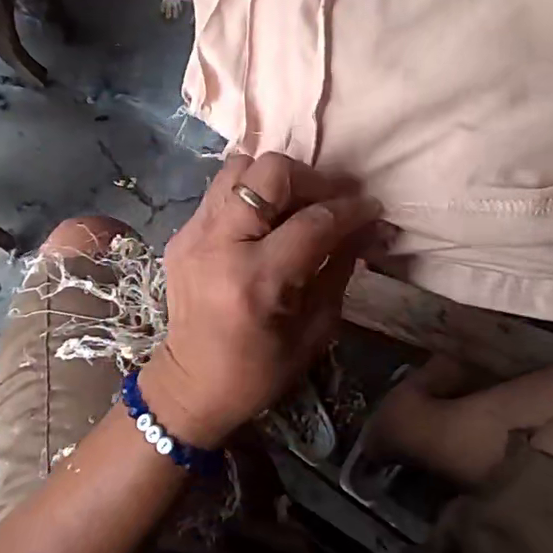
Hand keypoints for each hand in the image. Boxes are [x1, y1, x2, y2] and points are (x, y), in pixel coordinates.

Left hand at [140, 153, 381, 446]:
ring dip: (277, 179)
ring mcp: (193, 234)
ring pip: (239, 168)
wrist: (191, 384)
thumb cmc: (260, 370)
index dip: (350, 210)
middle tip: (333, 199)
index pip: (312, 222)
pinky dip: (251, 194)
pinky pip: (221, 190)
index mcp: (256, 280)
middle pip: (269, 173)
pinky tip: (268, 218)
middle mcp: (219, 245)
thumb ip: (340, 267)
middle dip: (311, 179)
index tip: (371, 209)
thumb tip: (366, 227)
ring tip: (299, 203)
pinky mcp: (181, 234)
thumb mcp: (315, 328)